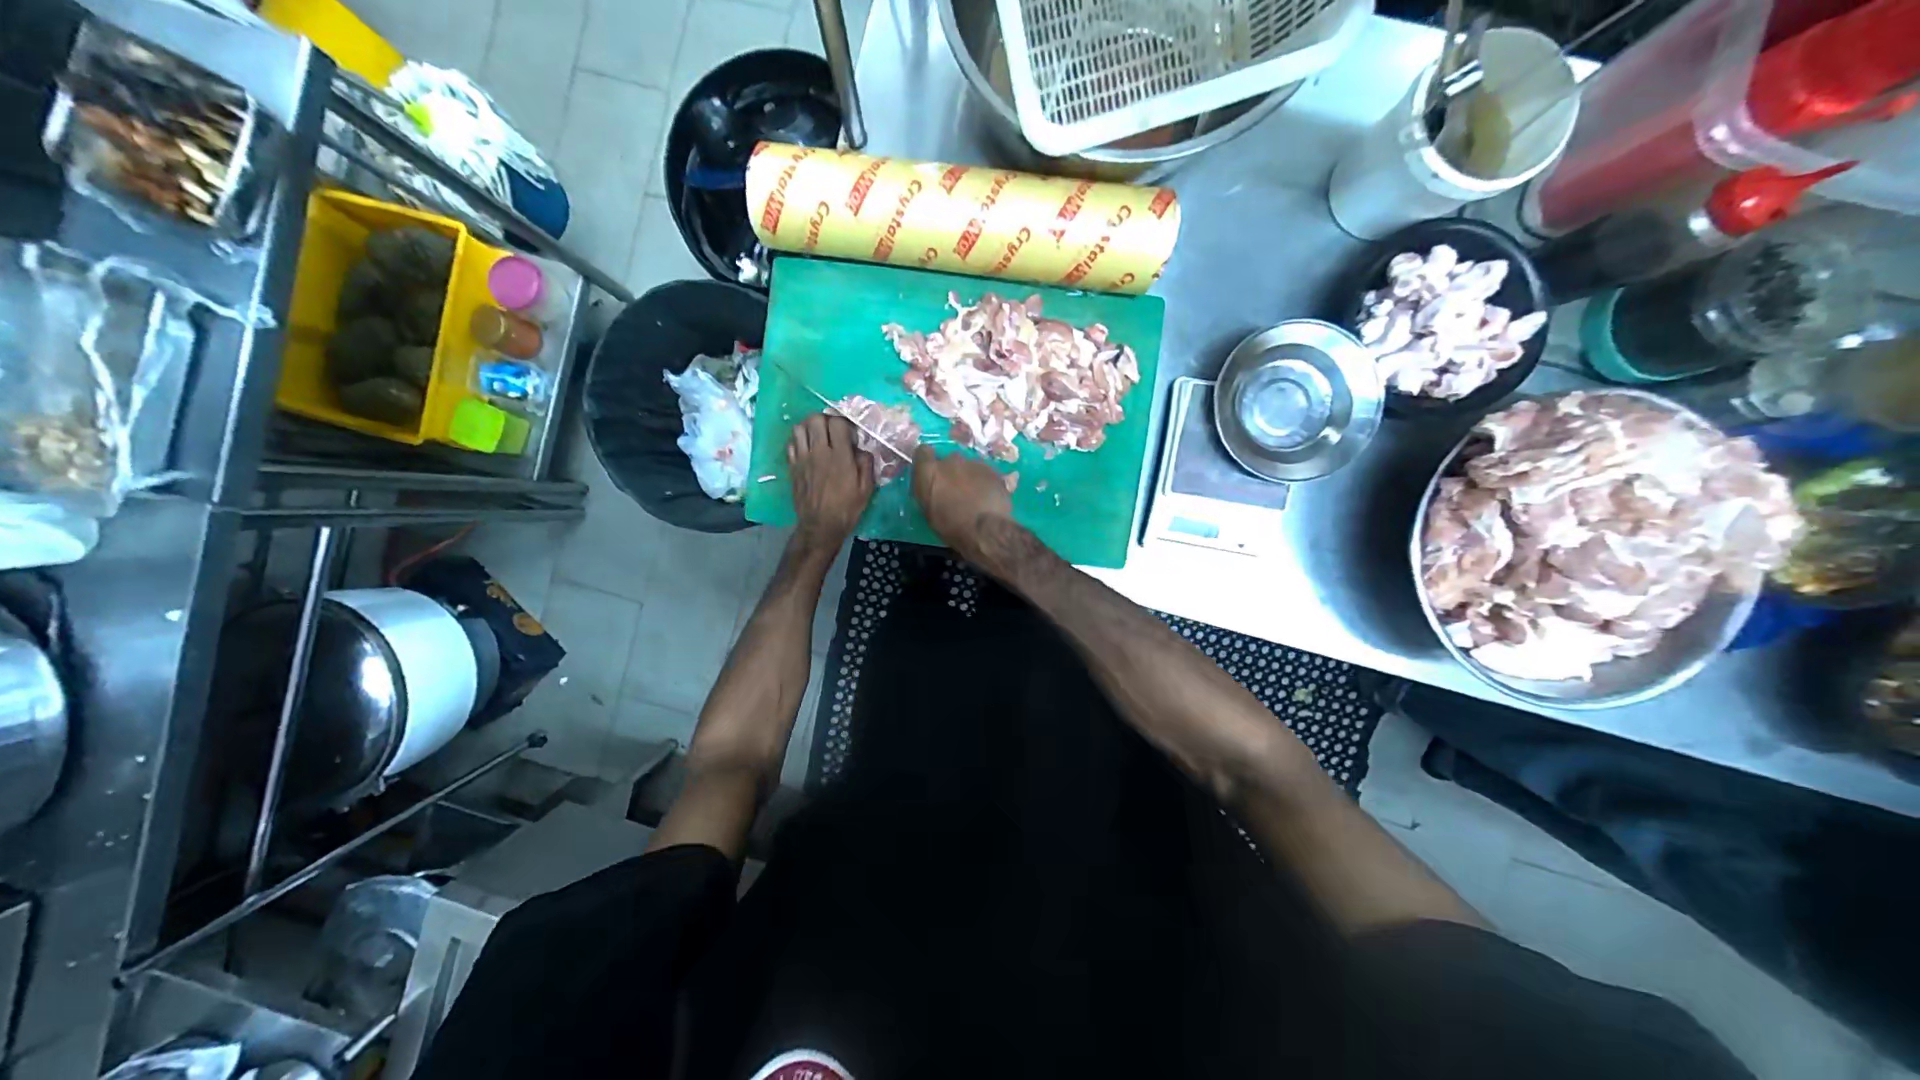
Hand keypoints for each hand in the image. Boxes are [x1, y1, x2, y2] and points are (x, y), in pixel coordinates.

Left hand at [788, 413, 873, 548]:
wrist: (820, 526)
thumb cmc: (847, 508)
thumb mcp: (866, 488)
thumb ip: (866, 463)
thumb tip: (861, 448)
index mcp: (840, 456)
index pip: (837, 423)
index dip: (844, 422)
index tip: (849, 433)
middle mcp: (819, 452)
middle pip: (816, 419)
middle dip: (825, 420)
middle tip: (832, 430)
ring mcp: (803, 458)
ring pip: (800, 427)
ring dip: (809, 427)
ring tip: (818, 436)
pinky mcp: (792, 466)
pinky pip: (791, 442)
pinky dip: (798, 440)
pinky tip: (807, 448)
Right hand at [910, 445, 1017, 569]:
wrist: (984, 529)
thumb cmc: (950, 525)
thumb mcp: (928, 510)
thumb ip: (928, 490)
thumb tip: (931, 485)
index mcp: (929, 471)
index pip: (922, 452)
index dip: (927, 461)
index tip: (931, 473)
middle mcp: (949, 460)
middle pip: (948, 460)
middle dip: (951, 471)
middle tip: (955, 490)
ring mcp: (973, 462)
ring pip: (968, 466)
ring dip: (969, 477)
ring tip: (974, 496)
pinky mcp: (992, 469)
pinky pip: (984, 472)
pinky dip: (984, 481)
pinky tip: (987, 497)